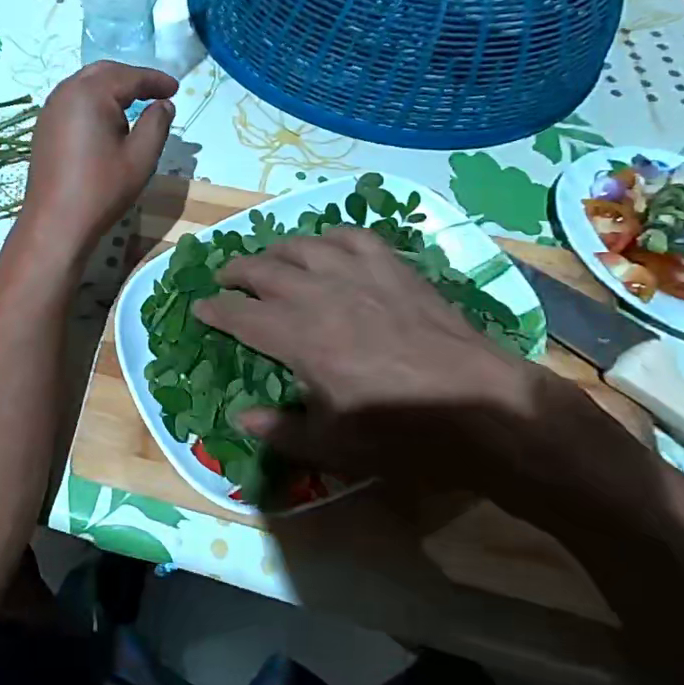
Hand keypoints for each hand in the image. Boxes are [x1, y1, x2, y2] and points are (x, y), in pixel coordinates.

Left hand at [18, 62, 176, 251]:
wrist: (56, 222)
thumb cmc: (101, 189)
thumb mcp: (141, 157)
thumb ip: (157, 123)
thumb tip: (164, 104)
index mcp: (90, 94)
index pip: (129, 76)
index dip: (155, 80)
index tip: (176, 89)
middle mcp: (66, 92)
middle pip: (104, 72)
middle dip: (132, 78)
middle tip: (157, 91)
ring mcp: (50, 109)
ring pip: (85, 84)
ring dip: (111, 88)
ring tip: (135, 101)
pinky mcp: (44, 127)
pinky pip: (72, 101)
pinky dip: (93, 101)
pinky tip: (107, 118)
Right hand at [194, 227, 640, 518]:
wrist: (484, 408)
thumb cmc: (404, 435)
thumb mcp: (335, 447)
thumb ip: (281, 431)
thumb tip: (242, 418)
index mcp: (298, 337)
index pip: (240, 314)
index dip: (214, 310)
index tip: (199, 308)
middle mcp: (320, 295)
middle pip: (263, 270)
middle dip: (235, 272)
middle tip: (225, 279)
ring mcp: (359, 275)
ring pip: (302, 246)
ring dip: (276, 250)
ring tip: (268, 259)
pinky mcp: (394, 268)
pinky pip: (352, 236)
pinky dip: (329, 237)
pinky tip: (326, 246)